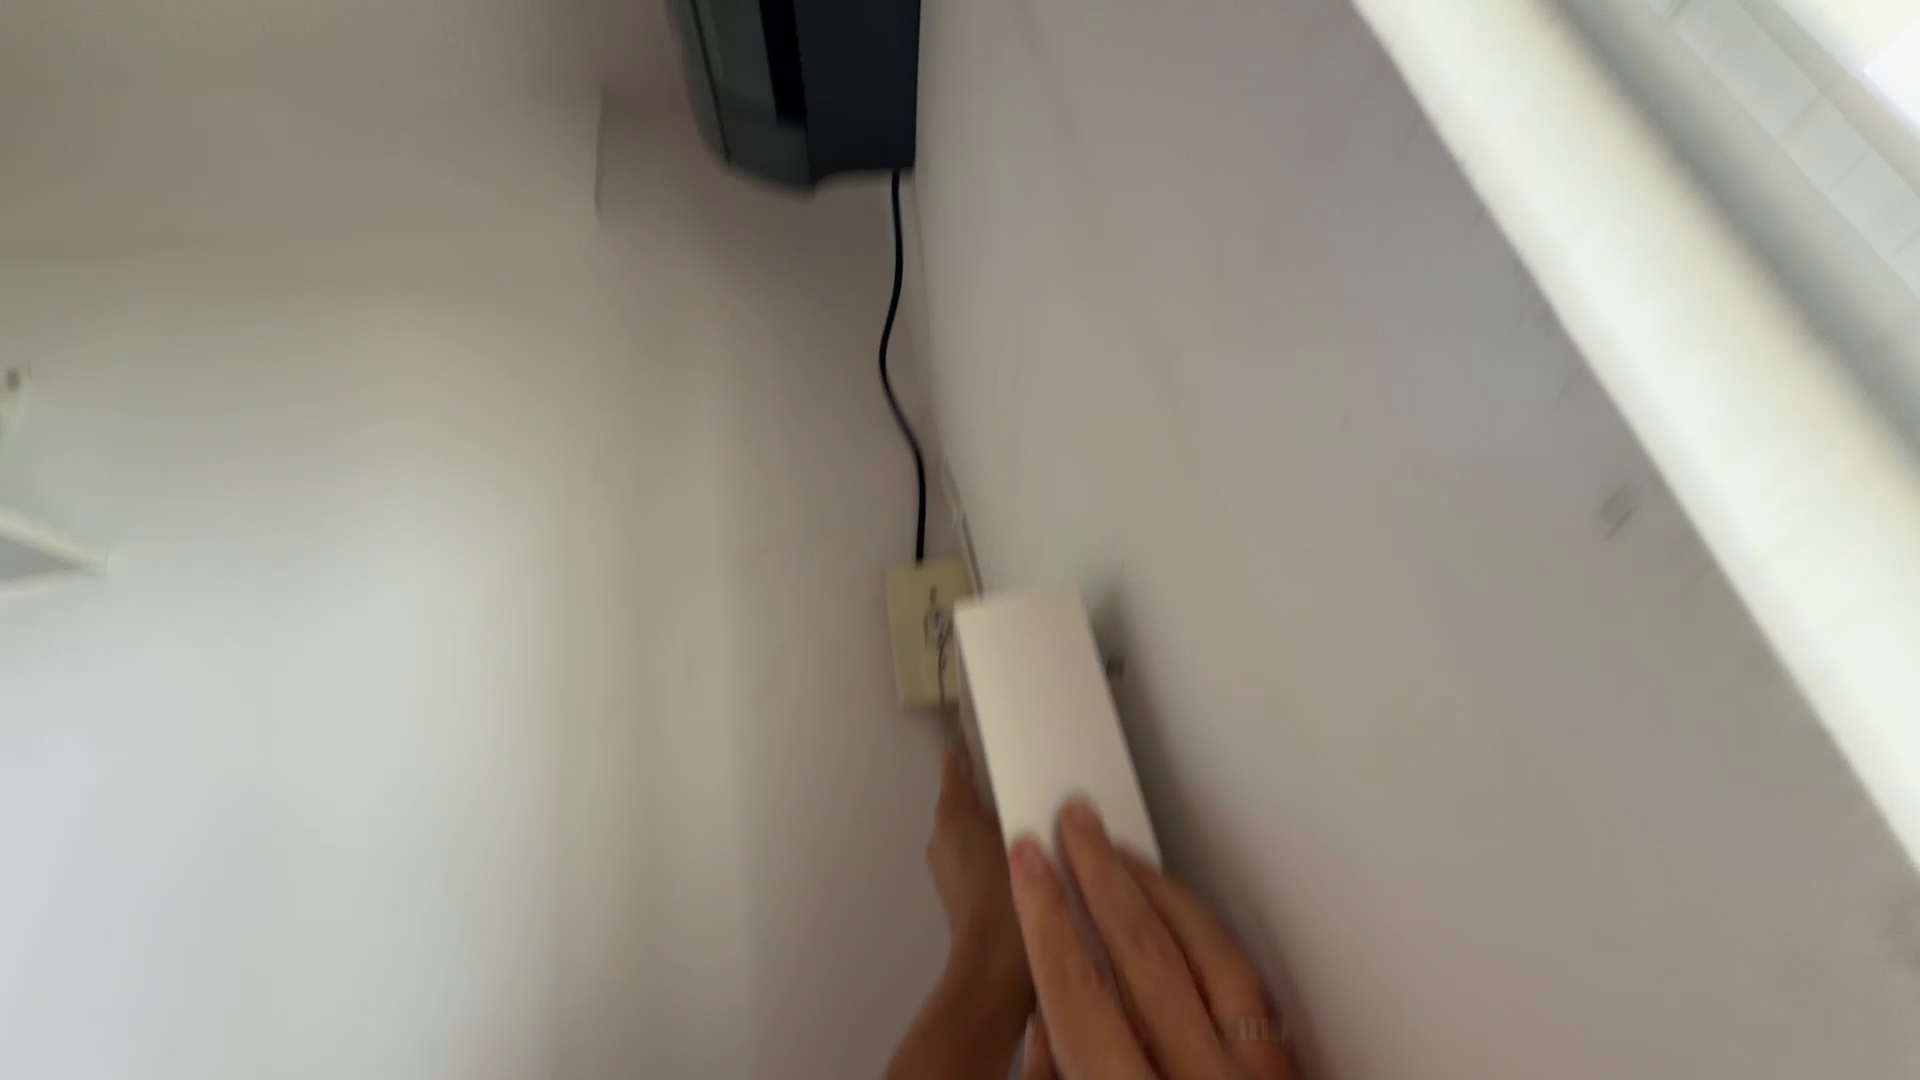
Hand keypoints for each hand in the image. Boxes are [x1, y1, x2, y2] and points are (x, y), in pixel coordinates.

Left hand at [926, 743, 1027, 987]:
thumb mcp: (1024, 838)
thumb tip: (1026, 784)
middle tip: (1027, 769)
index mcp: (952, 814)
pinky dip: (991, 843)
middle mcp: (940, 834)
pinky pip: (972, 851)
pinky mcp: (954, 889)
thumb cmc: (1009, 895)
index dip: (970, 742)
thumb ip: (1021, 804)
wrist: (995, 969)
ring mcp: (944, 864)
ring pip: (968, 825)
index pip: (955, 763)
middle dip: (989, 781)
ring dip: (991, 815)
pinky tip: (1024, 850)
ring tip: (1031, 809)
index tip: (990, 726)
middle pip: (963, 794)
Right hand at [1009, 799, 1295, 1079]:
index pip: (1080, 992)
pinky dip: (1208, 931)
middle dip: (1103, 873)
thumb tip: (1044, 1023)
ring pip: (1213, 952)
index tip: (1029, 861)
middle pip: (1148, 953)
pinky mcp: (1297, 1072)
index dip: (1047, 915)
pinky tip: (1181, 909)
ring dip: (1159, 889)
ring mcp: (1266, 1078)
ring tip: (1122, 852)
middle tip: (1077, 822)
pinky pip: (1252, 981)